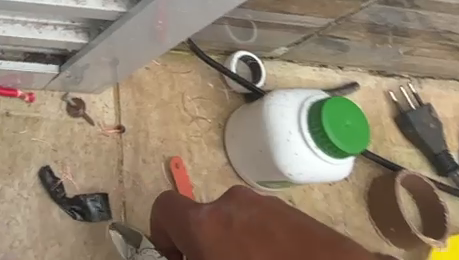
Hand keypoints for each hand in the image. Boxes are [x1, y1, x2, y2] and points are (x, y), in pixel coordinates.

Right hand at [150, 185, 376, 259]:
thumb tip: (189, 258)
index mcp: (206, 224)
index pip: (164, 209)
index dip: (163, 237)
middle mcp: (230, 204)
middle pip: (203, 221)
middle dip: (206, 251)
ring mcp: (266, 206)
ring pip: (236, 226)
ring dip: (237, 251)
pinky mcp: (295, 215)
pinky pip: (265, 229)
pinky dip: (264, 250)